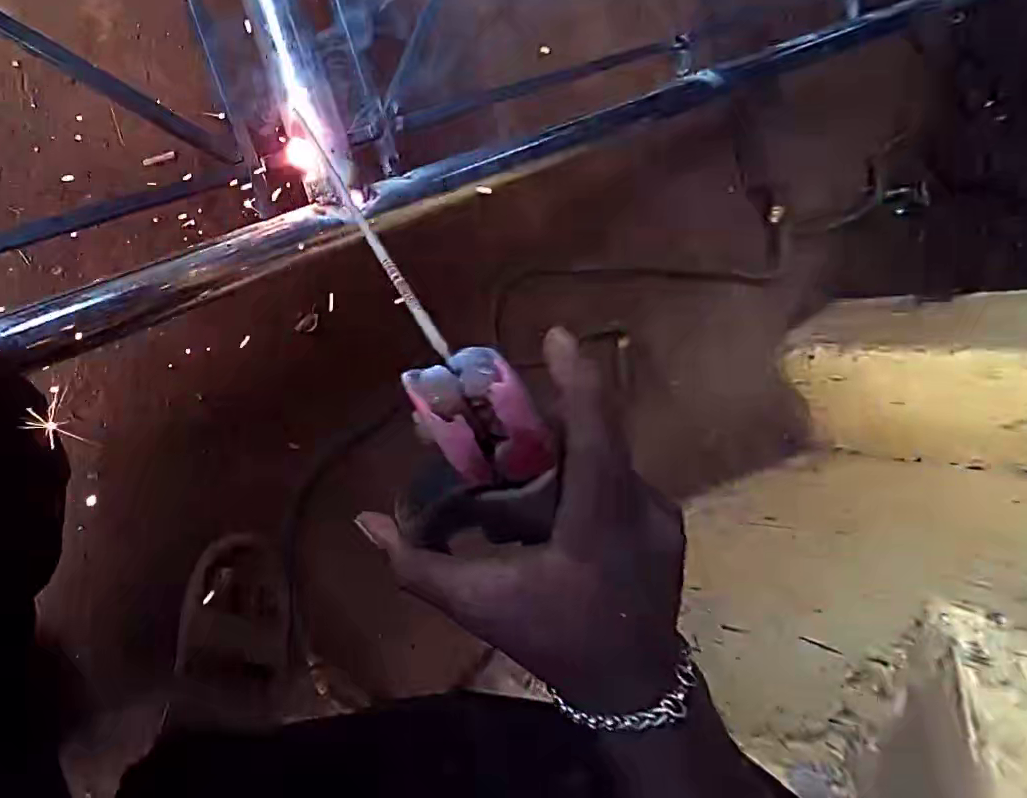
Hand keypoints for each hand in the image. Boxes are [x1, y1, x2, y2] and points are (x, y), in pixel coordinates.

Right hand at [357, 328, 689, 713]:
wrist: (635, 691)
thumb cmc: (554, 642)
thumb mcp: (477, 606)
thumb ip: (415, 565)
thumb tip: (365, 522)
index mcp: (597, 527)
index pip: (595, 441)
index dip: (578, 383)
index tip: (557, 336)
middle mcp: (636, 508)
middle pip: (588, 433)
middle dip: (539, 413)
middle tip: (497, 402)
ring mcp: (658, 511)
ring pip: (600, 452)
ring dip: (554, 443)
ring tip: (514, 451)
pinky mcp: (661, 517)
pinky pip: (612, 472)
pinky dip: (575, 467)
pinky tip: (546, 490)